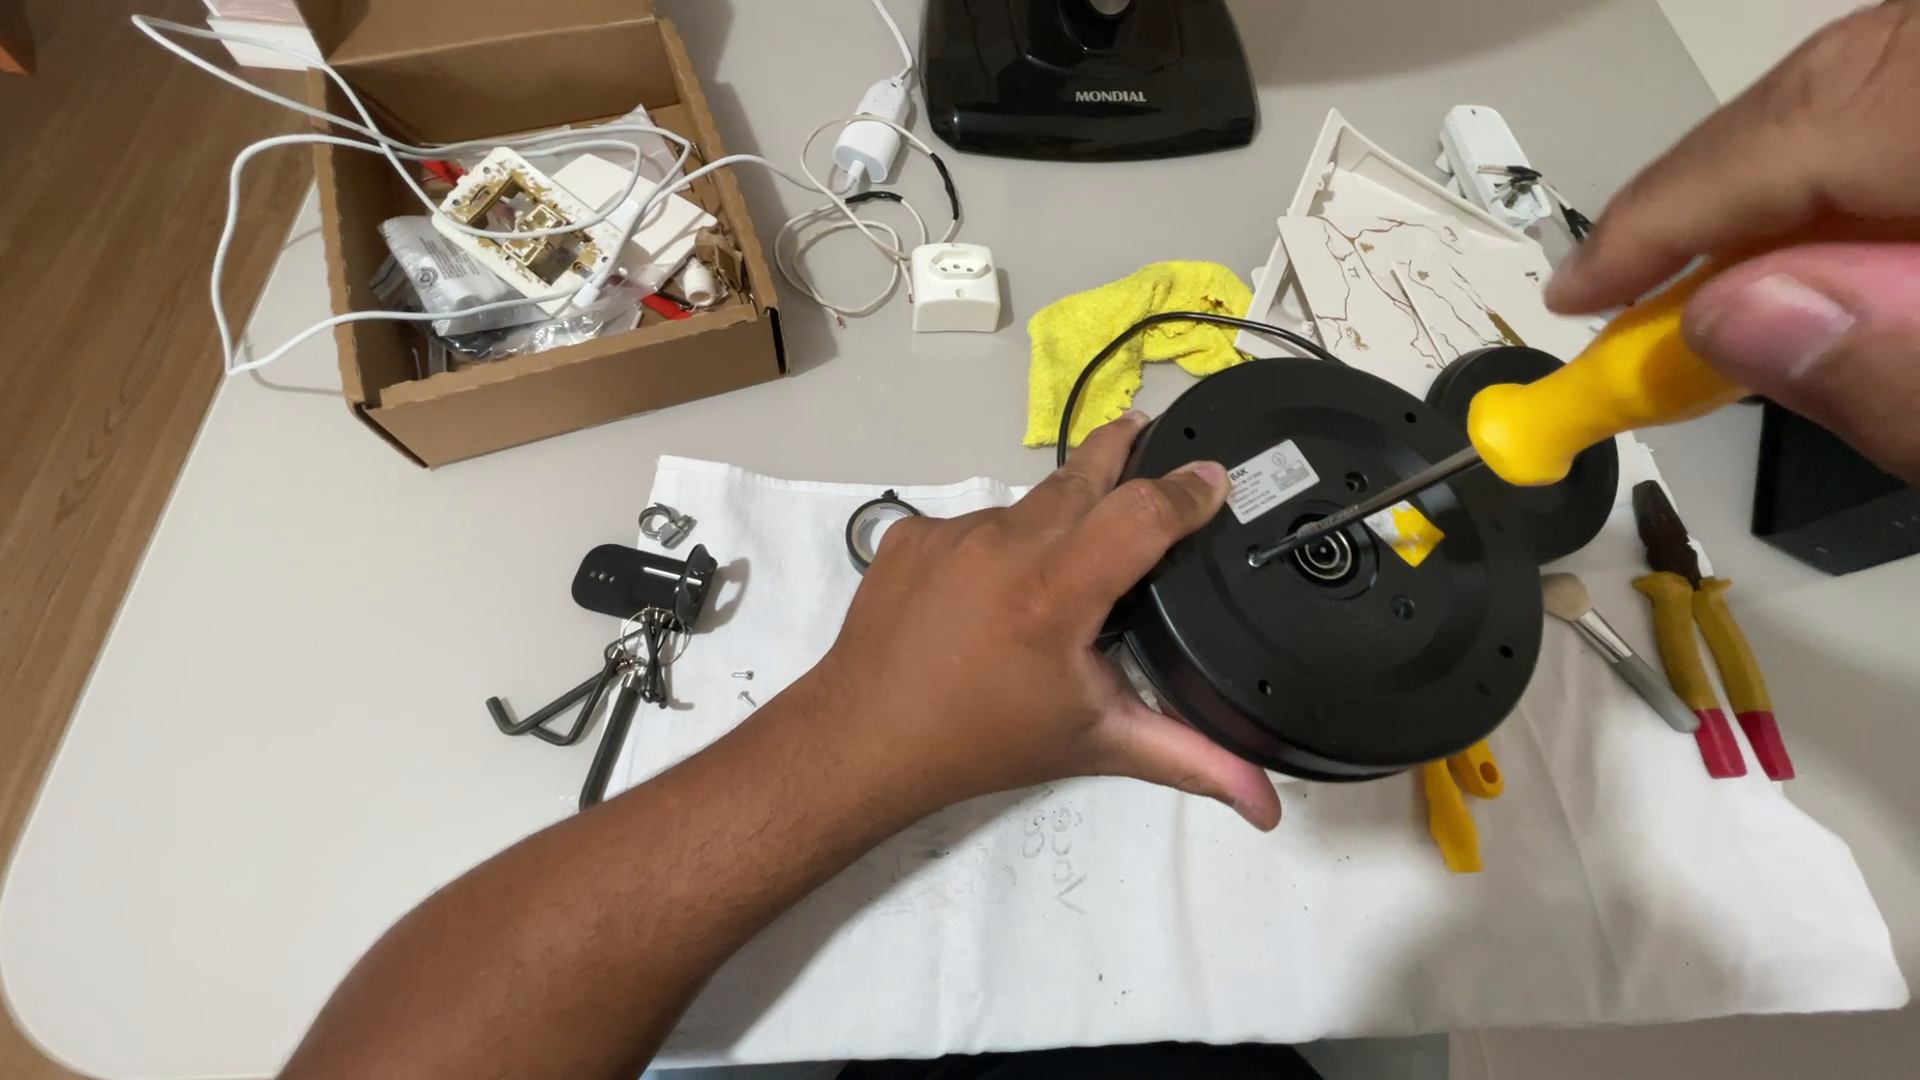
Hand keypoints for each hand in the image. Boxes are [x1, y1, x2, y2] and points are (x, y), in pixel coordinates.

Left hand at [811, 411, 1283, 830]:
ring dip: (1054, 519)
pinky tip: (988, 587)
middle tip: (1150, 432)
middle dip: (1122, 449)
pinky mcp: (911, 534)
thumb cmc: (980, 742)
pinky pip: (972, 524)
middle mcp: (1004, 544)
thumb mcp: (1092, 744)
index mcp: (1056, 589)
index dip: (1184, 491)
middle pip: (1081, 473)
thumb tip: (1266, 806)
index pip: (1138, 514)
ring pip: (1025, 506)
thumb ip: (1186, 760)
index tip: (1212, 477)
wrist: (863, 736)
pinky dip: (995, 546)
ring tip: (1059, 557)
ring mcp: (951, 531)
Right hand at [1546, 2, 1919, 482]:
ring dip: (1773, 185)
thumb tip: (1736, 316)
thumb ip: (1900, 369)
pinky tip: (1821, 251)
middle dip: (1706, 191)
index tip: (1577, 295)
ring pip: (1885, 76)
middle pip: (1856, 73)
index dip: (1672, 211)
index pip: (1833, 117)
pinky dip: (1851, 171)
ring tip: (1715, 287)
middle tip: (1619, 294)